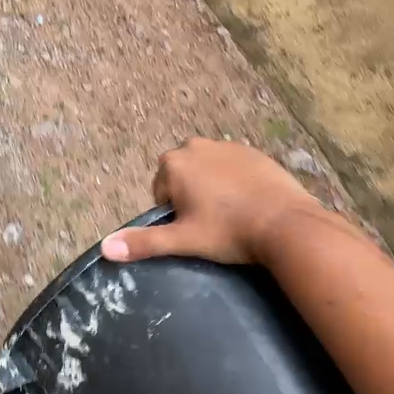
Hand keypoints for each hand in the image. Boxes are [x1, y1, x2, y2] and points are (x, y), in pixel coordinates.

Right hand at [100, 138, 322, 264]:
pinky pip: (234, 166)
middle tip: (215, 224)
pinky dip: (237, 181)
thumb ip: (144, 242)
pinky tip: (253, 203)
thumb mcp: (185, 241)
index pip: (161, 190)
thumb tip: (104, 248)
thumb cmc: (230, 233)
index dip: (176, 213)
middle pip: (183, 176)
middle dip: (193, 196)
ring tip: (236, 215)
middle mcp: (193, 146)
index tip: (198, 229)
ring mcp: (224, 146)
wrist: (289, 225)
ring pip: (208, 170)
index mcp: (172, 164)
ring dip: (214, 187)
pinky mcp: (252, 151)